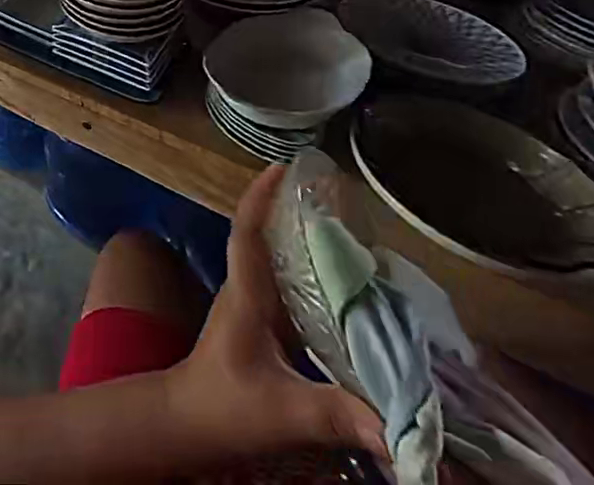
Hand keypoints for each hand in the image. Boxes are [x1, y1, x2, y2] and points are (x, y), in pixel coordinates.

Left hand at [168, 166, 388, 463]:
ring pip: (283, 262)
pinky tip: (355, 289)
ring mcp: (258, 307)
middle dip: (296, 211)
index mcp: (246, 293)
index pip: (246, 230)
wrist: (191, 422)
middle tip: (337, 195)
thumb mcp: (282, 411)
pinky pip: (295, 291)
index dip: (260, 196)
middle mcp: (251, 290)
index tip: (282, 167)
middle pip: (269, 237)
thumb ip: (337, 413)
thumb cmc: (224, 405)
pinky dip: (320, 281)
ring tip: (354, 229)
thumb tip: (402, 427)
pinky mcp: (269, 328)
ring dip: (309, 243)